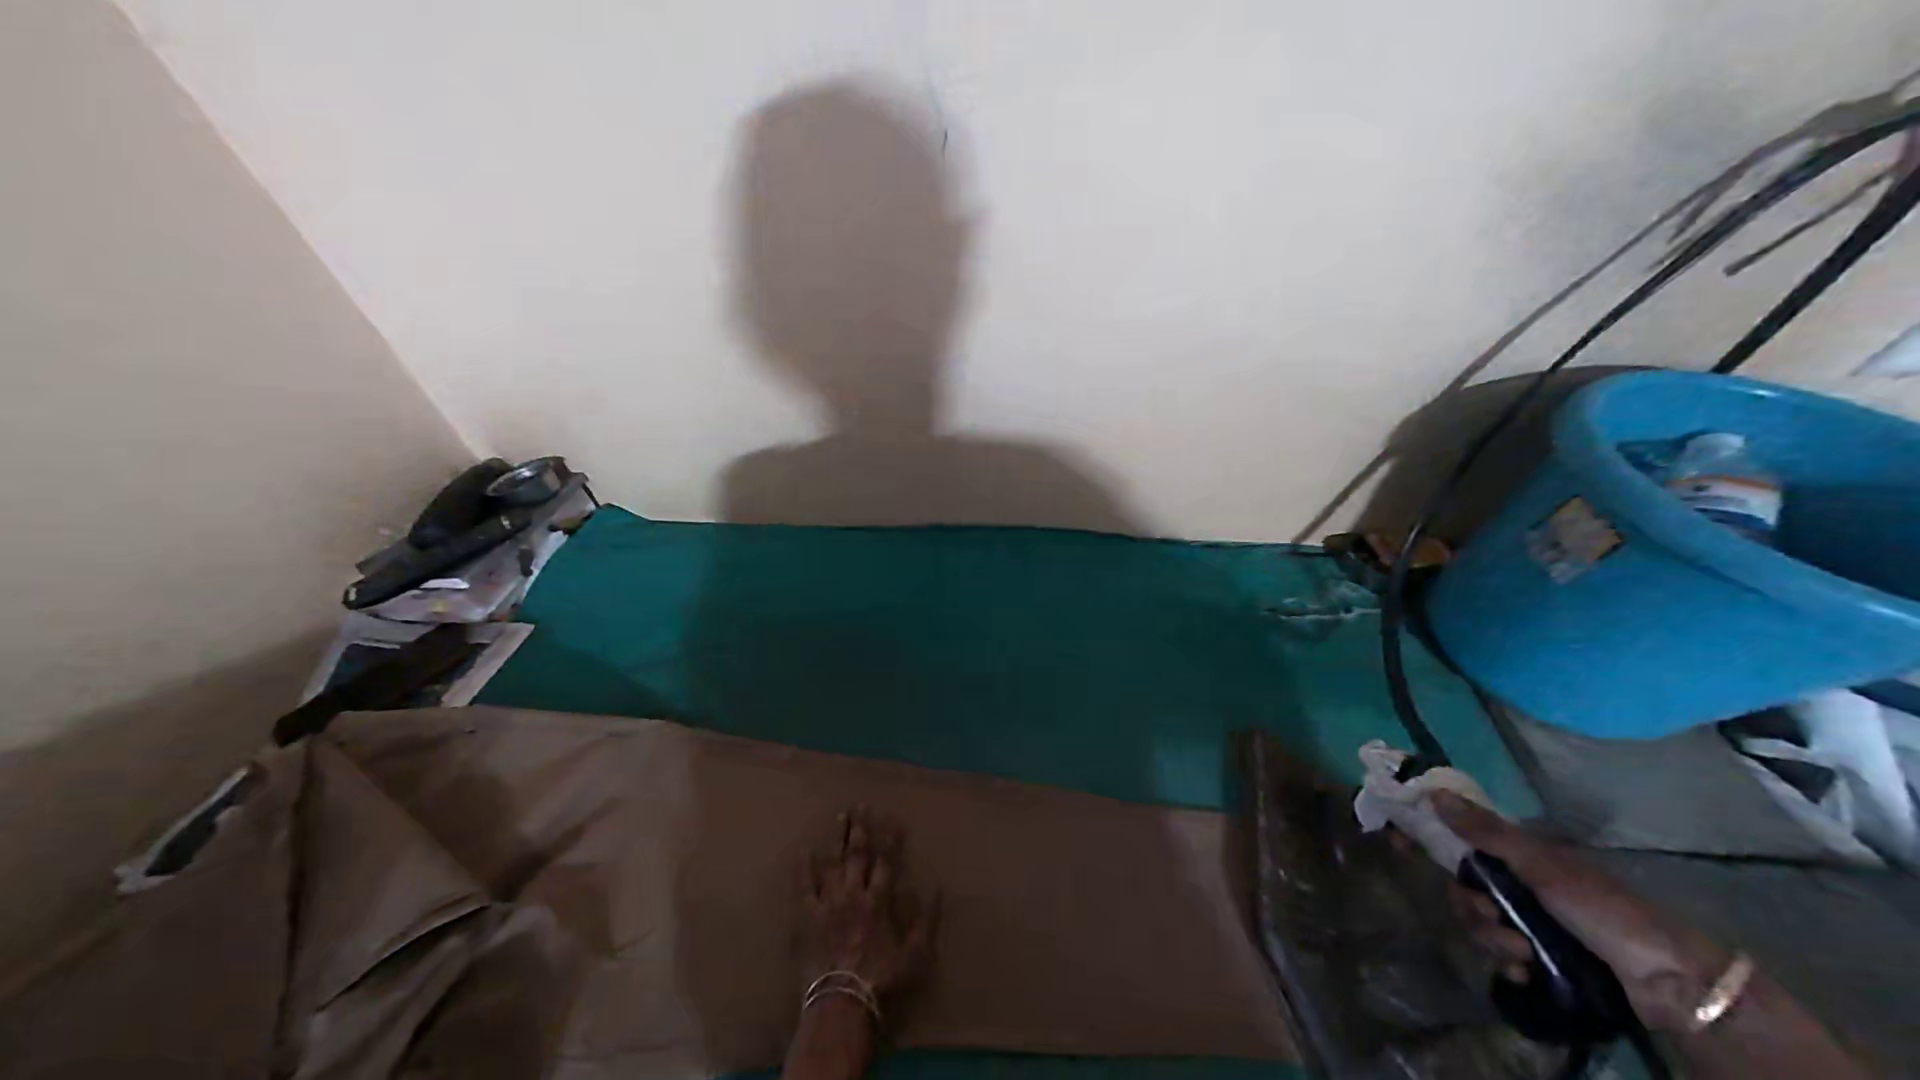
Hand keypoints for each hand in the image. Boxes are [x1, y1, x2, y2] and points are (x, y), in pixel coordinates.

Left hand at [802, 806, 937, 1007]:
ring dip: (837, 838)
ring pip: (833, 862)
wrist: (841, 1002)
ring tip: (839, 817)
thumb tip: (938, 889)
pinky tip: (804, 850)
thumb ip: (926, 921)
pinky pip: (803, 887)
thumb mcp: (915, 955)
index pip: (887, 862)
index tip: (894, 820)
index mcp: (879, 901)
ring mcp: (828, 903)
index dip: (891, 840)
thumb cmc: (881, 981)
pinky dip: (803, 868)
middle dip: (860, 828)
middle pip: (858, 854)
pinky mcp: (807, 917)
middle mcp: (854, 894)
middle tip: (860, 805)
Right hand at [1433, 792, 1727, 1031]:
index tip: (1396, 840)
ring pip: (1477, 921)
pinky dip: (1506, 962)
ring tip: (1523, 953)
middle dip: (1470, 907)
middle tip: (1493, 918)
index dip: (1426, 836)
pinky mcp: (1538, 954)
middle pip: (1462, 886)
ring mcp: (1528, 920)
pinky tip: (1525, 971)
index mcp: (1519, 854)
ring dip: (1492, 938)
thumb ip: (1487, 832)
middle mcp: (1517, 883)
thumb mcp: (1543, 865)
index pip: (1459, 836)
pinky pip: (1498, 953)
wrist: (1669, 980)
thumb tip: (1434, 793)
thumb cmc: (1604, 908)